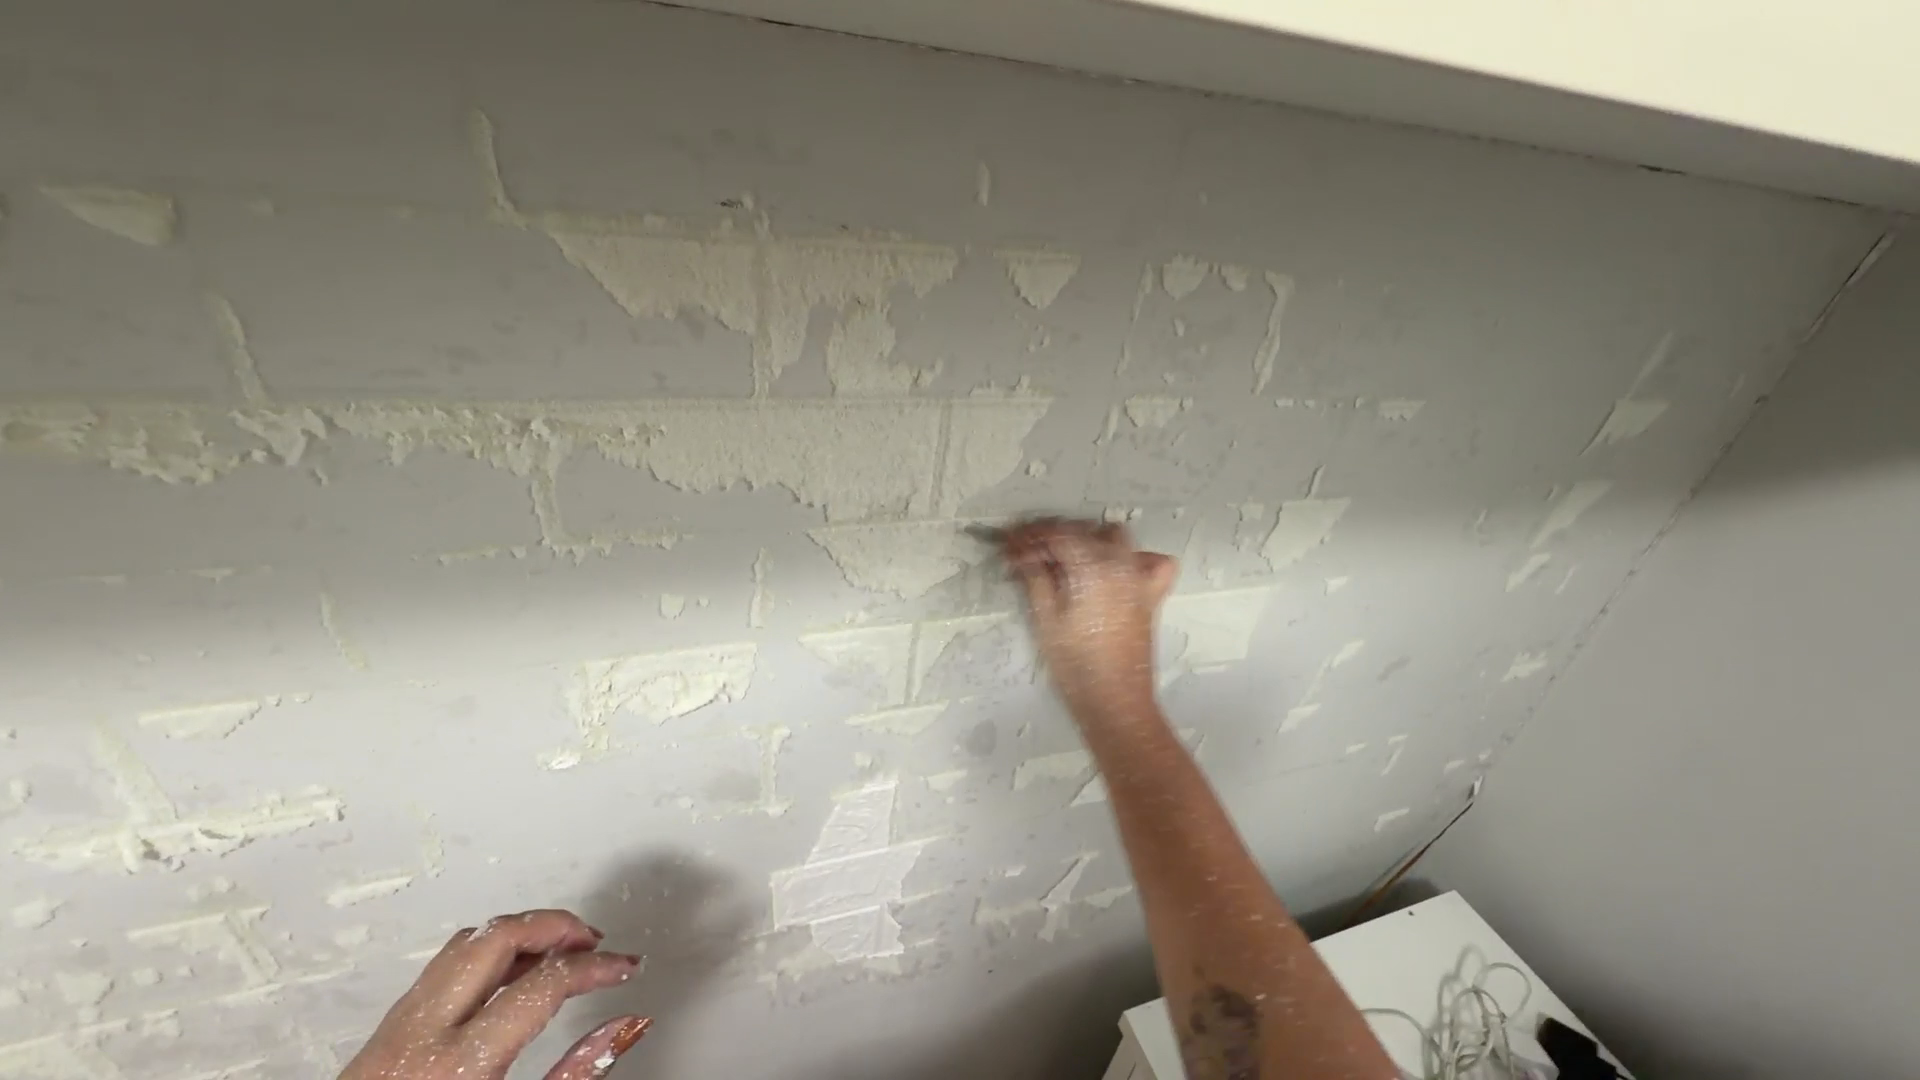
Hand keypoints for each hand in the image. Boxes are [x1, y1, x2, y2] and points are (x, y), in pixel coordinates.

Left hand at [340, 909, 649, 1079]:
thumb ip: (573, 1075)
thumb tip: (628, 1024)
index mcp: (457, 1065)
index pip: (543, 984)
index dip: (596, 968)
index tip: (625, 967)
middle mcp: (422, 1033)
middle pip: (501, 937)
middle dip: (559, 927)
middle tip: (596, 942)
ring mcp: (398, 1025)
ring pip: (470, 940)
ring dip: (525, 933)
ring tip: (563, 950)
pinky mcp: (388, 1027)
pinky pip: (447, 963)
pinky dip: (492, 952)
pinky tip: (516, 971)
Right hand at [1000, 519, 1177, 714]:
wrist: (1115, 701)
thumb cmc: (1076, 664)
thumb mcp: (1045, 618)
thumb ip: (1034, 577)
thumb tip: (1022, 554)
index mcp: (1092, 567)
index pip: (1057, 534)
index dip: (1029, 535)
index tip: (1009, 542)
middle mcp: (1121, 564)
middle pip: (1084, 531)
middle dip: (1054, 535)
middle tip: (1028, 553)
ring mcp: (1140, 577)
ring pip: (1115, 537)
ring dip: (1087, 540)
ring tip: (1064, 559)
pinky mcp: (1150, 594)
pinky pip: (1152, 561)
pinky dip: (1135, 557)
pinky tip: (1115, 569)